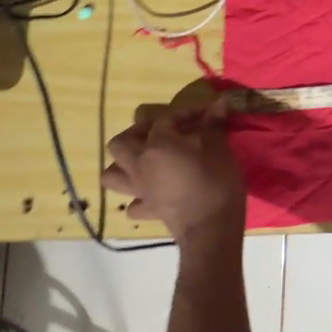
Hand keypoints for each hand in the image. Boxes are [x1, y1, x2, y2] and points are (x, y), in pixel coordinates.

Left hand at [103, 102, 245, 246]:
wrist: (210, 227)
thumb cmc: (217, 183)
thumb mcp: (220, 150)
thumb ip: (214, 126)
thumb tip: (218, 104)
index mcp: (159, 146)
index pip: (166, 120)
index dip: (186, 112)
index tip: (206, 112)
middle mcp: (140, 165)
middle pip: (121, 143)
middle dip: (137, 132)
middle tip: (161, 131)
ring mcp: (139, 189)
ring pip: (111, 173)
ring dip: (123, 163)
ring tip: (144, 159)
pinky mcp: (146, 209)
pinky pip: (131, 200)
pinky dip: (137, 194)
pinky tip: (152, 190)